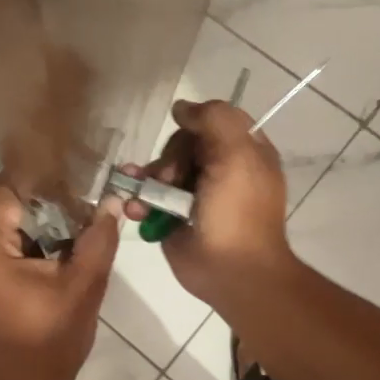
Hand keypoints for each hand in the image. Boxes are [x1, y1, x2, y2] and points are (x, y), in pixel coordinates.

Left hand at [0, 175, 121, 379]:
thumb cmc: (47, 343)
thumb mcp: (82, 289)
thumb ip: (98, 240)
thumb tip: (111, 201)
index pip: (7, 189)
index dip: (42, 178)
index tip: (76, 175)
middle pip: (3, 205)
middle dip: (43, 200)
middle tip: (82, 199)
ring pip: (2, 226)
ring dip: (36, 222)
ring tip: (75, 222)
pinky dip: (26, 242)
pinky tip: (57, 249)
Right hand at [124, 99, 293, 306]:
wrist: (232, 271)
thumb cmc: (239, 211)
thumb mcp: (238, 153)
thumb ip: (215, 119)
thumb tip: (182, 108)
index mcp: (245, 152)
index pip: (213, 122)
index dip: (195, 126)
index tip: (186, 136)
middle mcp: (221, 170)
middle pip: (182, 144)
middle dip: (169, 158)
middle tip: (170, 177)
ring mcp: (195, 195)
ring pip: (161, 170)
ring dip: (147, 178)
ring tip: (143, 193)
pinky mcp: (173, 217)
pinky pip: (150, 197)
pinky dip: (139, 199)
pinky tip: (134, 206)